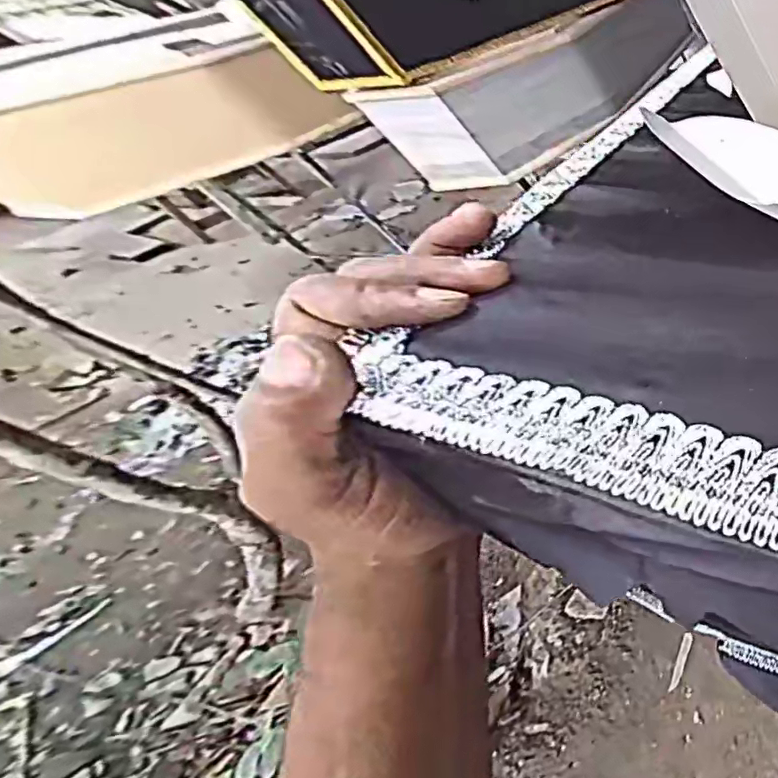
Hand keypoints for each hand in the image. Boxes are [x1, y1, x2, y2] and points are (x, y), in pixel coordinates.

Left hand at [236, 203, 510, 570]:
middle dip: (429, 271)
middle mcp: (346, 348)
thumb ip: (285, 424)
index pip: (326, 301)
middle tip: (482, 279)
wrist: (418, 544)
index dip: (383, 295)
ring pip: (410, 278)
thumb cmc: (360, 517)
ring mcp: (400, 349)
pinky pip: (447, 296)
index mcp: (299, 369)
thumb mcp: (301, 484)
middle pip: (374, 279)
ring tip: (492, 251)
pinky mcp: (448, 355)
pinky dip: (461, 258)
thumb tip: (300, 352)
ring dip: (452, 256)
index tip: (444, 307)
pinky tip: (486, 233)